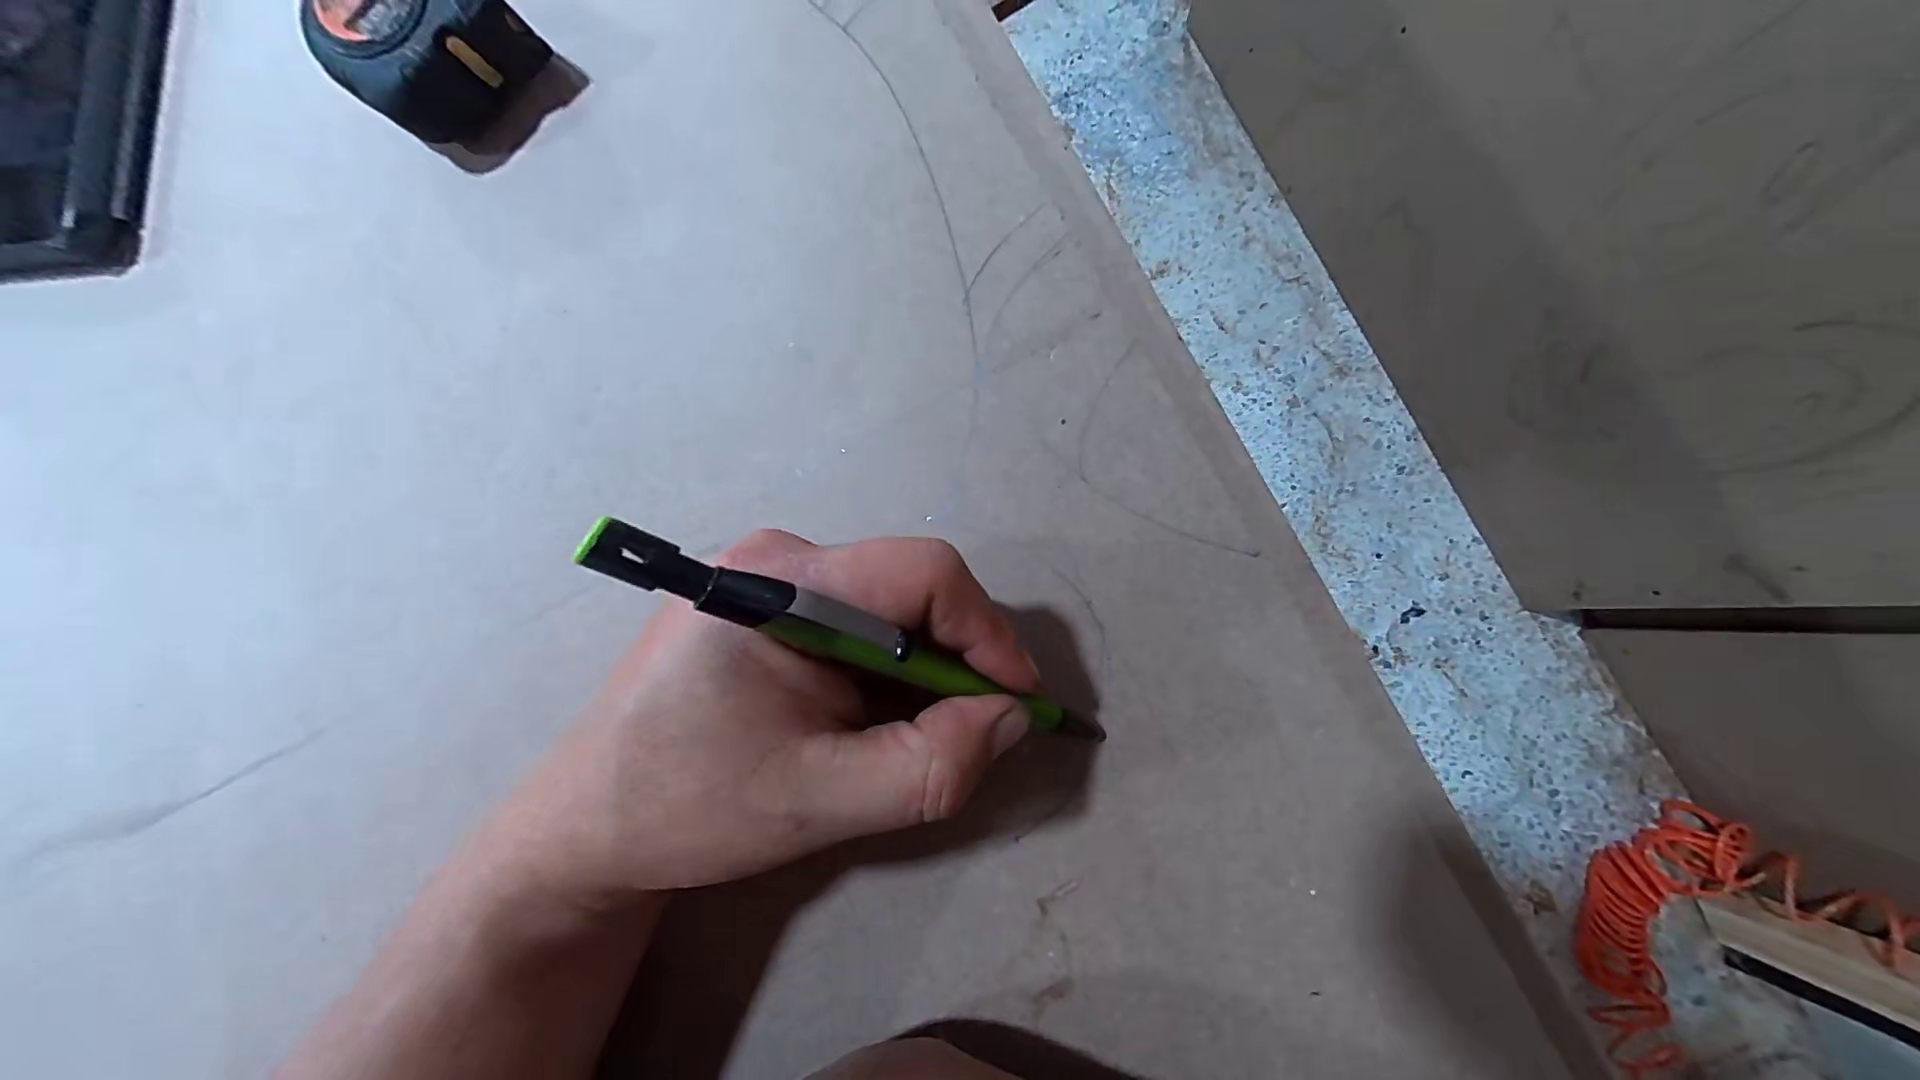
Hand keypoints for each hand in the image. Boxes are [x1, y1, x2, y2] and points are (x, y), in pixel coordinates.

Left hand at [491, 529, 1040, 905]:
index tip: (1015, 702)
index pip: (923, 571)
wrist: (586, 823)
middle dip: (960, 657)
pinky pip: (865, 620)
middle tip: (978, 726)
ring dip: (928, 667)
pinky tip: (878, 716)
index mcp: (781, 582)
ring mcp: (772, 576)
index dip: (985, 632)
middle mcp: (780, 558)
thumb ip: (932, 765)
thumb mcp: (821, 801)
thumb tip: (1013, 718)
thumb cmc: (687, 808)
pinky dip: (895, 668)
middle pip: (912, 586)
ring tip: (924, 731)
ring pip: (893, 605)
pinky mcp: (772, 604)